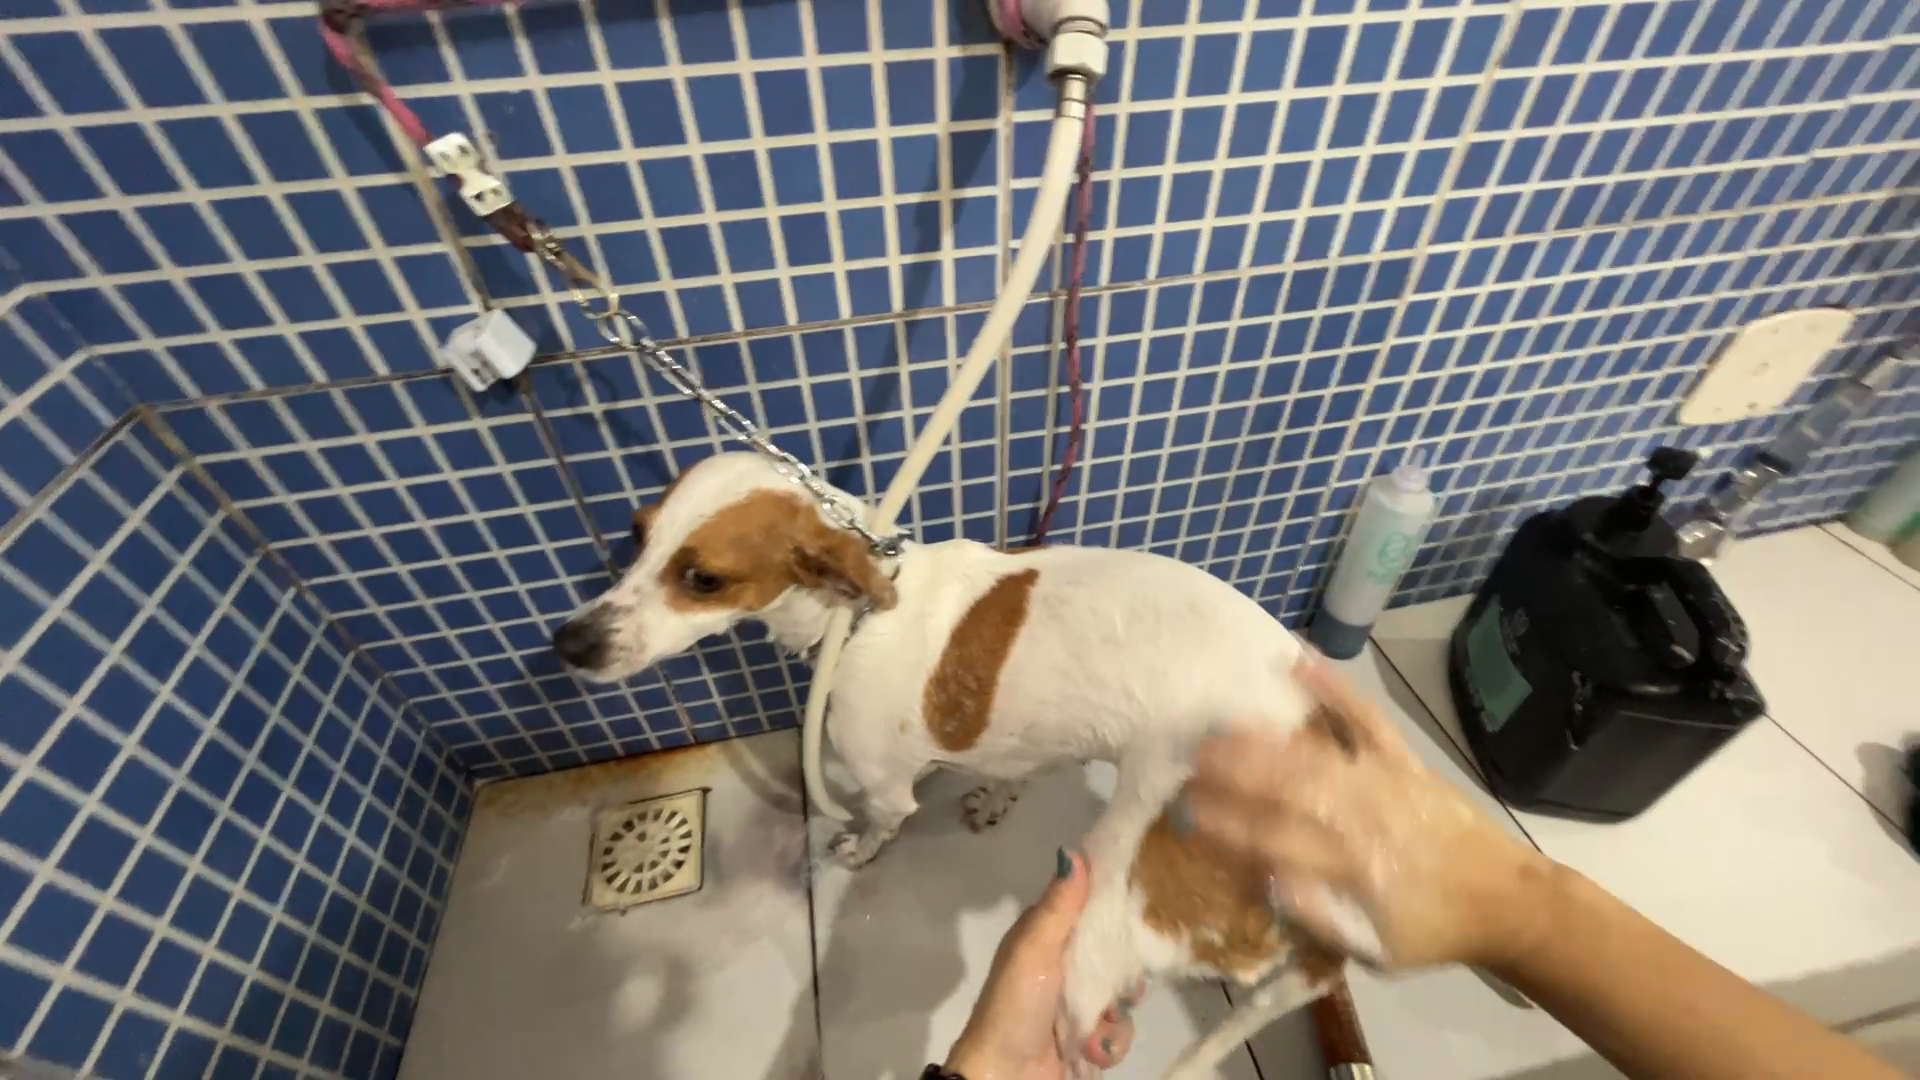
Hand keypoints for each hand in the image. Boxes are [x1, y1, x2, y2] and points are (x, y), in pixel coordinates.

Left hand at [944, 849, 1136, 1078]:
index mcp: (1046, 934)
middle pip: (1112, 949)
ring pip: (1122, 991)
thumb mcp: (1034, 948)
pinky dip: (1109, 1042)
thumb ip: (1059, 905)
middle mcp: (1064, 962)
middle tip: (1127, 977)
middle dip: (1124, 965)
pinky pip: (1120, 1030)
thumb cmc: (1016, 1004)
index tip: (1143, 899)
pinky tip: (1091, 1048)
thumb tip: (1073, 850)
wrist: (1007, 1079)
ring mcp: (1079, 1001)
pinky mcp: (1090, 1038)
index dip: (1113, 901)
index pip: (1087, 904)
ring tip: (1098, 1022)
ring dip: (1115, 1011)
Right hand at [1179, 655, 1556, 970]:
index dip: (1227, 825)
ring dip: (1264, 735)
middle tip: (1191, 756)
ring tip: (1222, 721)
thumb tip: (1257, 878)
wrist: (1505, 901)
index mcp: (1353, 867)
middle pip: (1289, 787)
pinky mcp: (1400, 756)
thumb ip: (1316, 914)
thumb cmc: (1428, 927)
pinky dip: (1333, 685)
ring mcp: (1381, 779)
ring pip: (1314, 752)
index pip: (1275, 840)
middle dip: (1235, 769)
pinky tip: (1297, 657)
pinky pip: (1364, 716)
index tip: (1186, 812)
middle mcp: (1363, 817)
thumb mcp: (1374, 948)